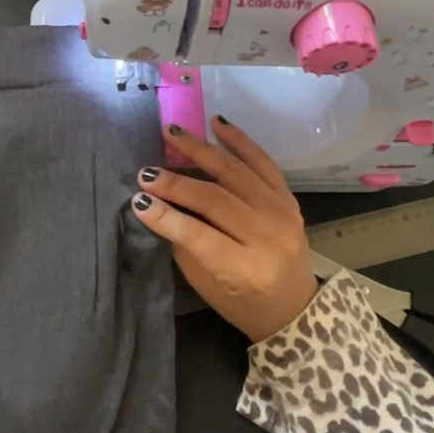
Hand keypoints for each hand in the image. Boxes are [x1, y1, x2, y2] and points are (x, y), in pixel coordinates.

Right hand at [130, 118, 320, 342]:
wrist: (296, 307)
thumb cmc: (244, 304)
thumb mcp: (207, 285)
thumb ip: (186, 244)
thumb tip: (158, 204)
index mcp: (246, 270)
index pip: (199, 235)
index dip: (166, 215)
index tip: (137, 197)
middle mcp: (268, 238)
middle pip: (216, 200)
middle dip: (176, 183)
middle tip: (146, 172)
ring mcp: (283, 214)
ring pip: (236, 173)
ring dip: (201, 150)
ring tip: (173, 134)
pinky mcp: (289, 199)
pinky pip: (263, 162)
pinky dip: (239, 141)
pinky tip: (217, 125)